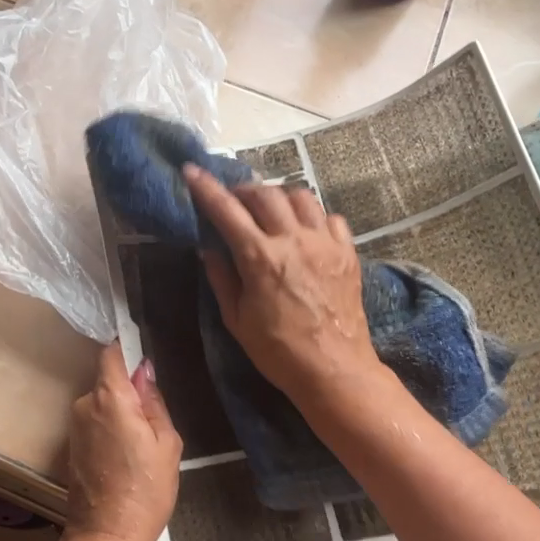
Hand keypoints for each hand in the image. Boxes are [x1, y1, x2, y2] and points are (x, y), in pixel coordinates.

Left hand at [64, 345, 182, 540]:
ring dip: (119, 416)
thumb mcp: (167, 444)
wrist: (107, 536)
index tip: (143, 358)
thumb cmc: (146, 491)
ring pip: (101, 405)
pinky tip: (123, 460)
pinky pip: (94, 424)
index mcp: (110, 399)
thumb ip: (153, 402)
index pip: (111, 354)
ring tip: (140, 449)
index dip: (126, 351)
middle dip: (128, 394)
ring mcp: (74, 425)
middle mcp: (85, 404)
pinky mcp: (70, 444)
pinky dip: (108, 432)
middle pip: (107, 382)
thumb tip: (144, 372)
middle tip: (152, 425)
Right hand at [183, 163, 387, 408]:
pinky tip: (303, 229)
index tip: (192, 171)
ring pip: (301, 196)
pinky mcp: (348, 253)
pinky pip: (330, 217)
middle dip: (243, 190)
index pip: (227, 211)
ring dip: (278, 196)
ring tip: (268, 208)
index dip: (206, 188)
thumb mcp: (236, 319)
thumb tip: (208, 249)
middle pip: (265, 194)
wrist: (334, 370)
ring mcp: (325, 244)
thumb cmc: (277, 351)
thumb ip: (222, 278)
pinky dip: (312, 215)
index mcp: (260, 259)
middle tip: (232, 199)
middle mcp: (294, 241)